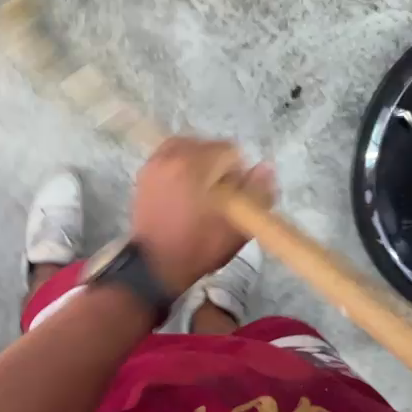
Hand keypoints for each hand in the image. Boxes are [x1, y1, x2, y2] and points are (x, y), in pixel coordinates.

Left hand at [129, 138, 275, 294]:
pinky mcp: (145, 172)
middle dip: (219, 166)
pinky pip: (170, 155)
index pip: (230, 151)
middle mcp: (173, 155)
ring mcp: (155, 162)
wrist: (155, 265)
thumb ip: (257, 193)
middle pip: (209, 146)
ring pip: (189, 148)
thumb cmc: (199, 247)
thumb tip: (266, 166)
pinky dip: (181, 164)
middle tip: (219, 195)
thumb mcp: (238, 226)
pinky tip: (185, 187)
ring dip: (200, 163)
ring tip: (202, 190)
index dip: (239, 173)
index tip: (236, 195)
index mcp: (195, 165)